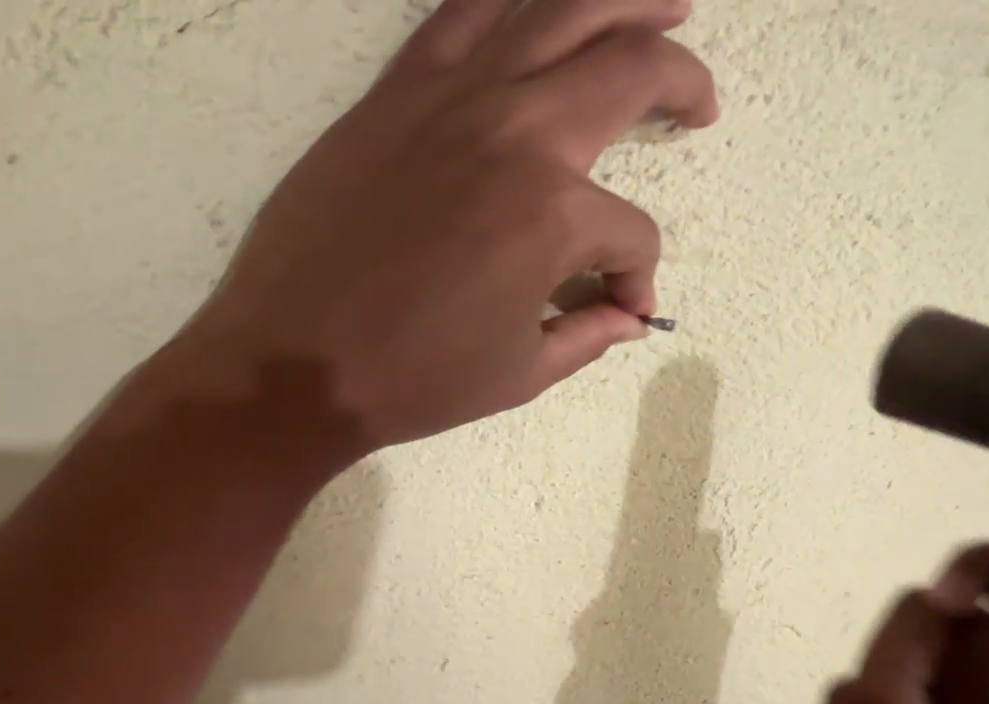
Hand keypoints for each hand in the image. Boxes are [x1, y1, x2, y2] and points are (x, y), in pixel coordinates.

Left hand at [177, 0, 717, 448]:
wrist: (290, 365)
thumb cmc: (408, 381)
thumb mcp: (518, 375)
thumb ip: (587, 336)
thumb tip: (628, 317)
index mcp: (551, 214)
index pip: (629, 231)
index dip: (638, 274)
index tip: (622, 306)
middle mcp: (513, 131)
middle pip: (626, 70)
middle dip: (679, 84)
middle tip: (698, 101)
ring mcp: (450, 97)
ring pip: (556, 6)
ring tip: (663, 4)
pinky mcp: (393, 90)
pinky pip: (462, 10)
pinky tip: (543, 4)